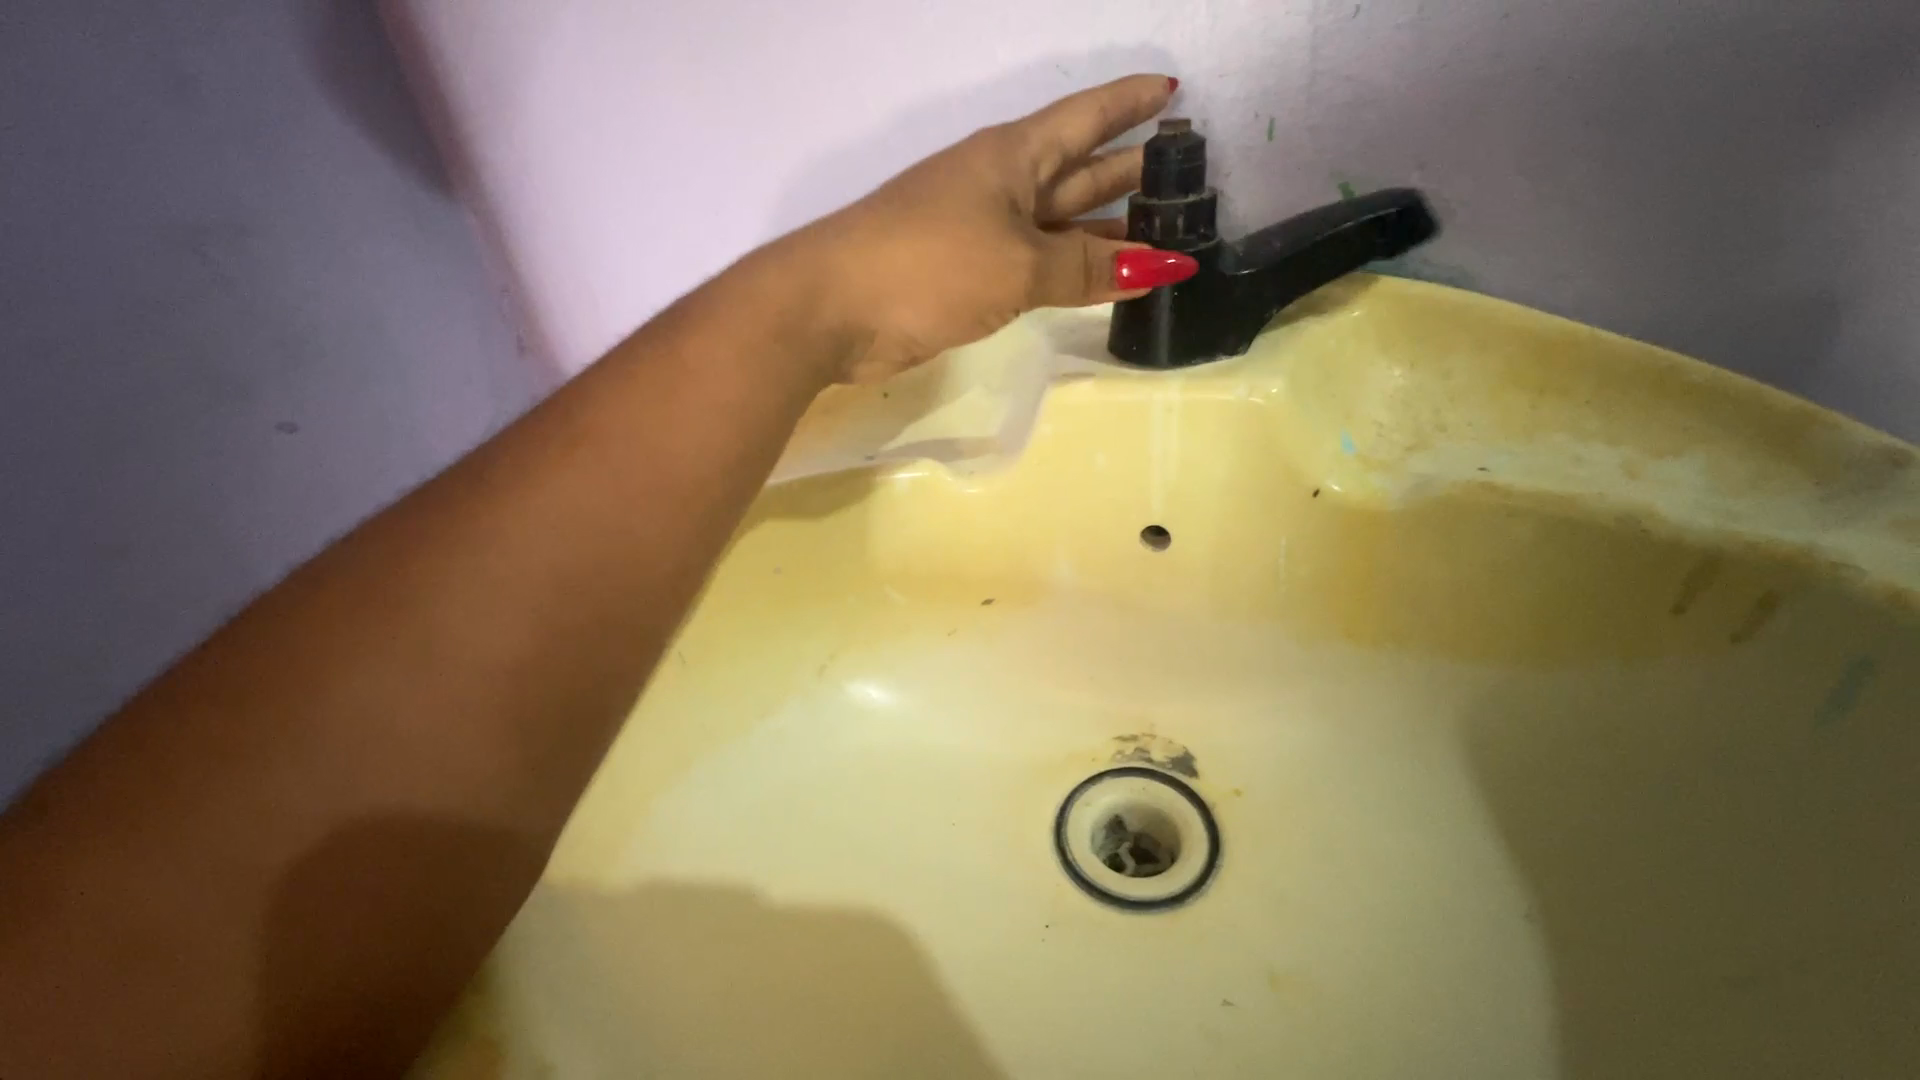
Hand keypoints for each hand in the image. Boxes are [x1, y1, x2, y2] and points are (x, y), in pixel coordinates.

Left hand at [788, 74, 1196, 383]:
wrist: (834, 308)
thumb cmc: (930, 263)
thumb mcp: (1019, 262)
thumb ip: (1089, 266)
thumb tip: (1162, 266)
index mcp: (1013, 156)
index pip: (1086, 118)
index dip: (1130, 104)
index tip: (1175, 91)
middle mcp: (1000, 186)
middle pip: (1077, 168)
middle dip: (1128, 168)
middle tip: (1184, 174)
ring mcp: (981, 232)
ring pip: (1057, 221)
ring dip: (1105, 224)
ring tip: (1161, 225)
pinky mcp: (966, 277)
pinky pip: (1035, 264)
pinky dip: (1070, 269)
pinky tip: (1101, 276)